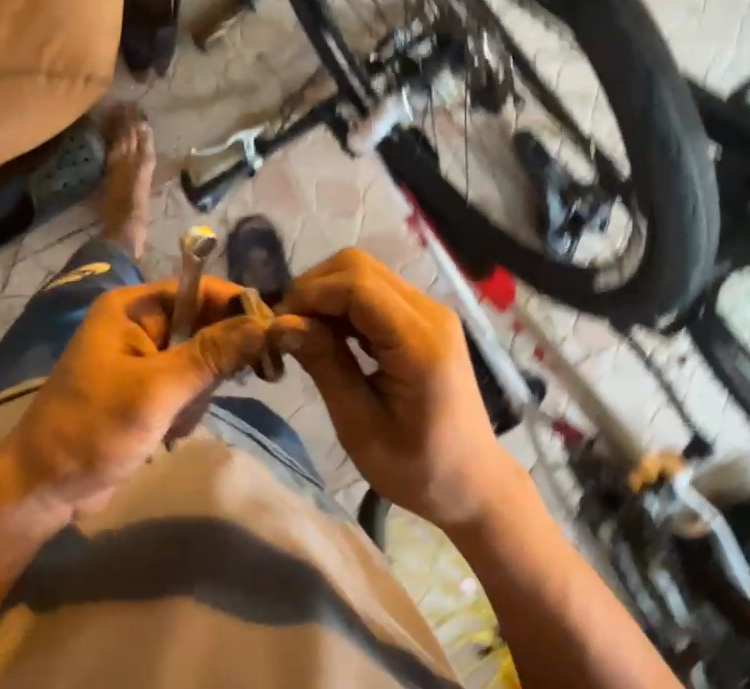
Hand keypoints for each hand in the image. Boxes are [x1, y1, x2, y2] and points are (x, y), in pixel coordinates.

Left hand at [1, 277, 275, 518]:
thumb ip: (212, 354)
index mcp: (131, 308)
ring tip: (177, 419)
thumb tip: (266, 322)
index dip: (238, 305)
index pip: (198, 288)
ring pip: (200, 360)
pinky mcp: (145, 391)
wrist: (45, 488)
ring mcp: (141, 359)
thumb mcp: (157, 390)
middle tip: (235, 383)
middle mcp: (137, 324)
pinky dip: (187, 409)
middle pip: (204, 323)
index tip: (276, 331)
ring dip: (198, 392)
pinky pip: (186, 387)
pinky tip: (169, 431)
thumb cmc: (93, 428)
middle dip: (215, 359)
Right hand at [279, 248, 512, 530]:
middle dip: (313, 289)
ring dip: (326, 294)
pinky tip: (330, 337)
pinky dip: (343, 303)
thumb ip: (324, 365)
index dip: (309, 295)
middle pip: (358, 266)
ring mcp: (429, 311)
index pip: (356, 285)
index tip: (276, 326)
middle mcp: (429, 312)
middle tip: (287, 330)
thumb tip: (279, 323)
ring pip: (363, 272)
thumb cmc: (417, 468)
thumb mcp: (360, 426)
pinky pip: (374, 290)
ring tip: (304, 335)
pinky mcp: (423, 317)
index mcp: (419, 342)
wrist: (473, 483)